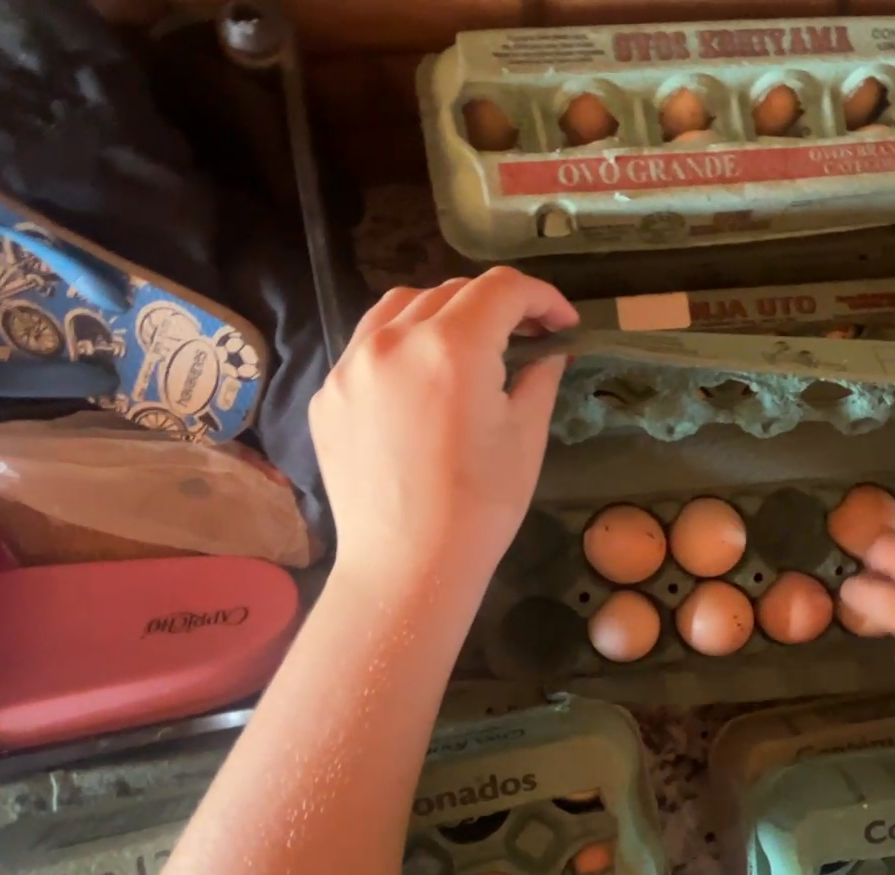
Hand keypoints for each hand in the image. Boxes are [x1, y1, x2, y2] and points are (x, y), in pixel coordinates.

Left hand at [310, 268, 577, 582]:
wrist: (408, 565)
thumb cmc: (481, 507)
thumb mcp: (526, 439)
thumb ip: (539, 379)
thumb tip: (549, 353)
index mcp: (452, 348)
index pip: (502, 289)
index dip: (543, 298)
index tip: (565, 325)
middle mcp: (394, 340)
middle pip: (453, 291)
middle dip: (498, 307)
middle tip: (527, 340)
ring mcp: (351, 364)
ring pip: (402, 307)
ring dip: (445, 314)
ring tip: (469, 348)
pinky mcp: (329, 394)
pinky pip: (368, 345)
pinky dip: (404, 346)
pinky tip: (422, 383)